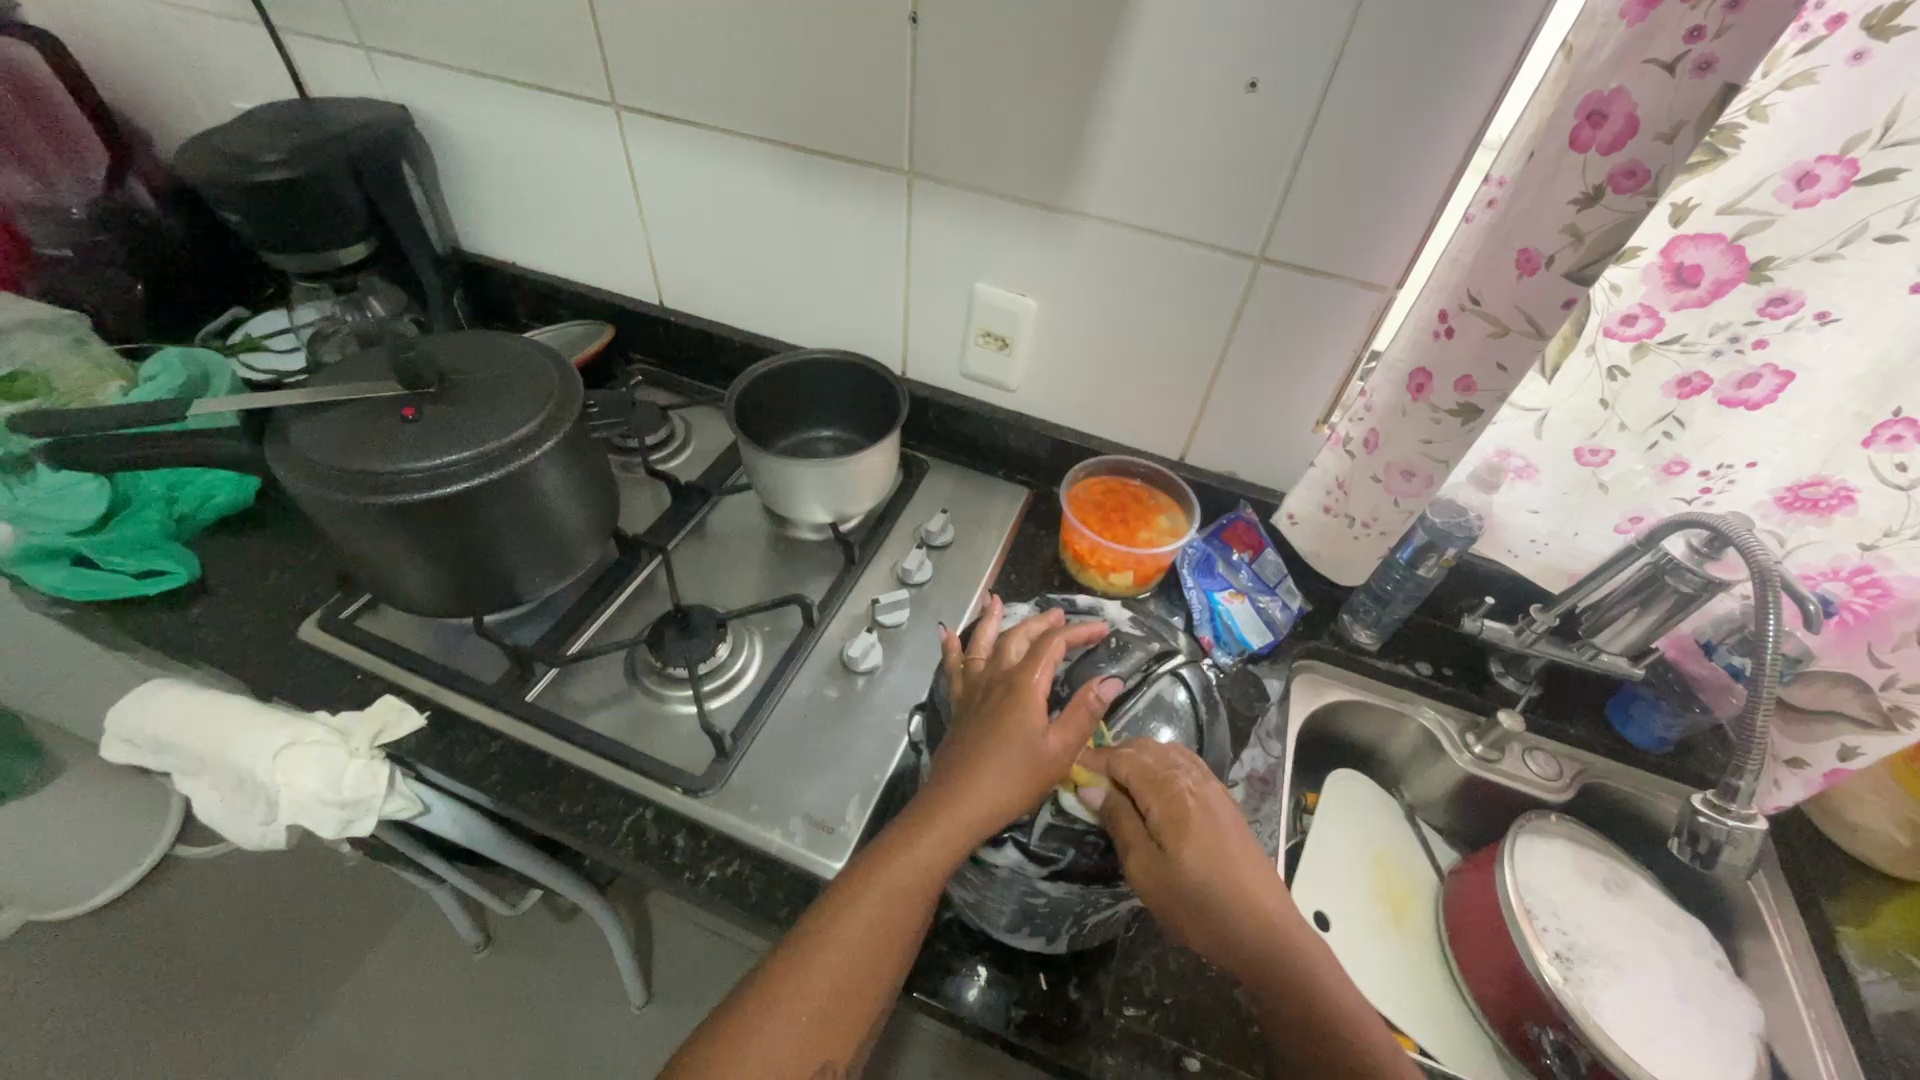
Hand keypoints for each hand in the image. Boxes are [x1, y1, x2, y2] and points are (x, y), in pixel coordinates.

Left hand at [922, 597, 1120, 848]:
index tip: (1102, 628)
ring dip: (991, 620)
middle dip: (1042, 622)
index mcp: (1024, 684)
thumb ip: (1085, 711)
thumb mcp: (1060, 751)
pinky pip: (954, 667)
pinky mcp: (958, 704)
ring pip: (982, 643)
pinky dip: (951, 648)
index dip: (1078, 631)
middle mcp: (996, 677)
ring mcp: (973, 689)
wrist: (958, 803)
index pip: (1053, 644)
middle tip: (1060, 614)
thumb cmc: (1014, 780)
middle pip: (1018, 637)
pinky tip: (945, 633)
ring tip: (995, 600)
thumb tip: (1112, 679)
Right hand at [1078, 739, 1292, 983]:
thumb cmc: (1197, 905)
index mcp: (1169, 790)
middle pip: (1145, 747)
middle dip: (1114, 756)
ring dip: (1138, 759)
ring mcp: (1212, 786)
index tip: (1069, 772)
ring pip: (1167, 752)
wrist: (1265, 932)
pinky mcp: (1224, 800)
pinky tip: (1154, 791)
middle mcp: (1192, 777)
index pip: (1122, 757)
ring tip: (1118, 787)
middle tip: (1090, 782)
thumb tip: (1090, 786)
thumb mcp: (1144, 869)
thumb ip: (1118, 820)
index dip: (1093, 760)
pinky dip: (1162, 766)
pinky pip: (1186, 765)